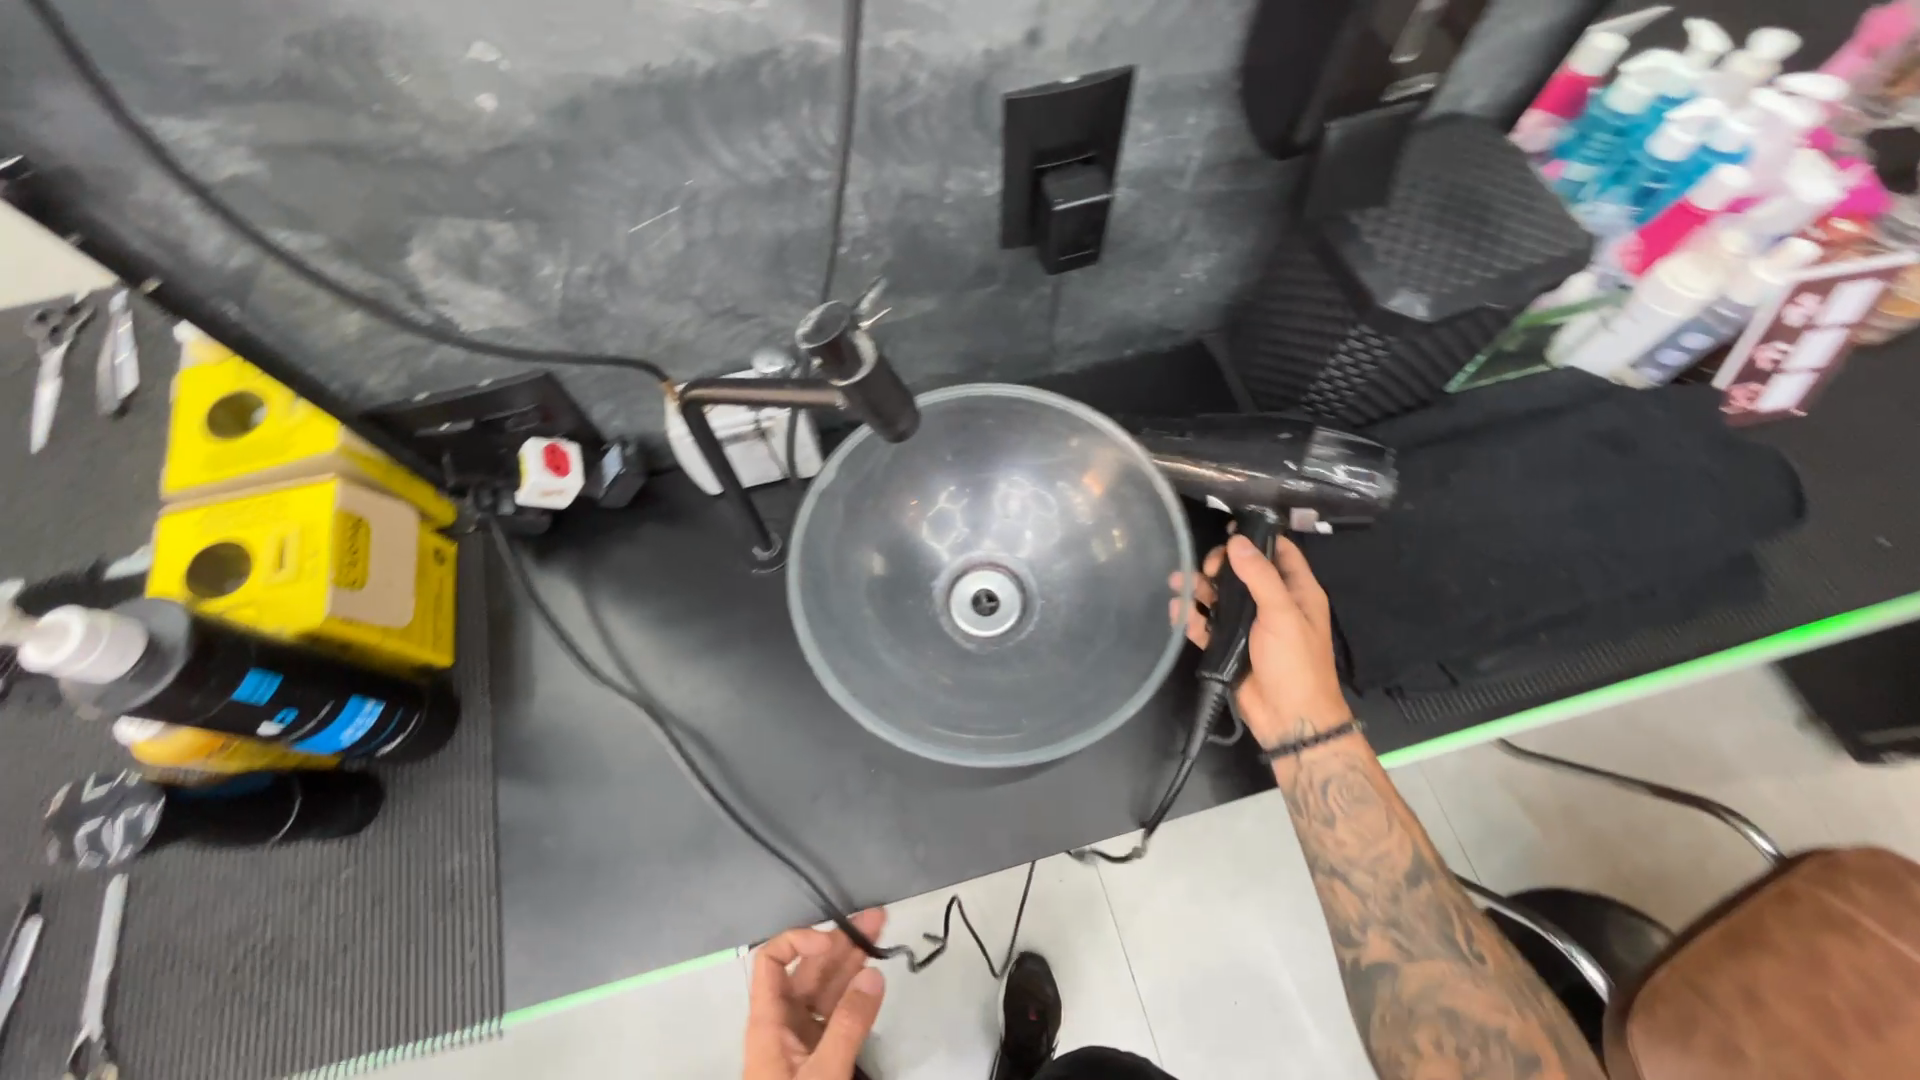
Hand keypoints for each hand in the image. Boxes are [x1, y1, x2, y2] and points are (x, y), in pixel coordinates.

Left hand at [743, 910, 887, 1079]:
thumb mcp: (822, 1075)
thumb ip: (848, 1025)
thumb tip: (873, 975)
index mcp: (768, 1022)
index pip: (771, 962)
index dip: (798, 942)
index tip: (832, 941)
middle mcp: (782, 1022)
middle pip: (807, 970)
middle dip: (841, 942)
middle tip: (877, 920)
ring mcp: (801, 1039)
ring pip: (826, 988)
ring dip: (853, 961)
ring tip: (881, 933)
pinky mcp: (818, 1056)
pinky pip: (836, 1013)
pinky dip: (855, 993)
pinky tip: (872, 978)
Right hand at [1182, 535, 1351, 747]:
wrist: (1289, 717)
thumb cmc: (1295, 662)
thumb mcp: (1282, 613)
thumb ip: (1259, 576)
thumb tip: (1237, 542)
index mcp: (1296, 592)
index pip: (1279, 553)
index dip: (1256, 539)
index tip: (1230, 531)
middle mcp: (1271, 604)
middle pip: (1241, 572)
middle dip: (1220, 566)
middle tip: (1208, 570)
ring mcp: (1248, 626)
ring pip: (1219, 598)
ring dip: (1198, 589)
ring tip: (1177, 582)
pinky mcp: (1228, 646)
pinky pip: (1205, 625)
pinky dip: (1191, 618)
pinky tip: (1176, 611)